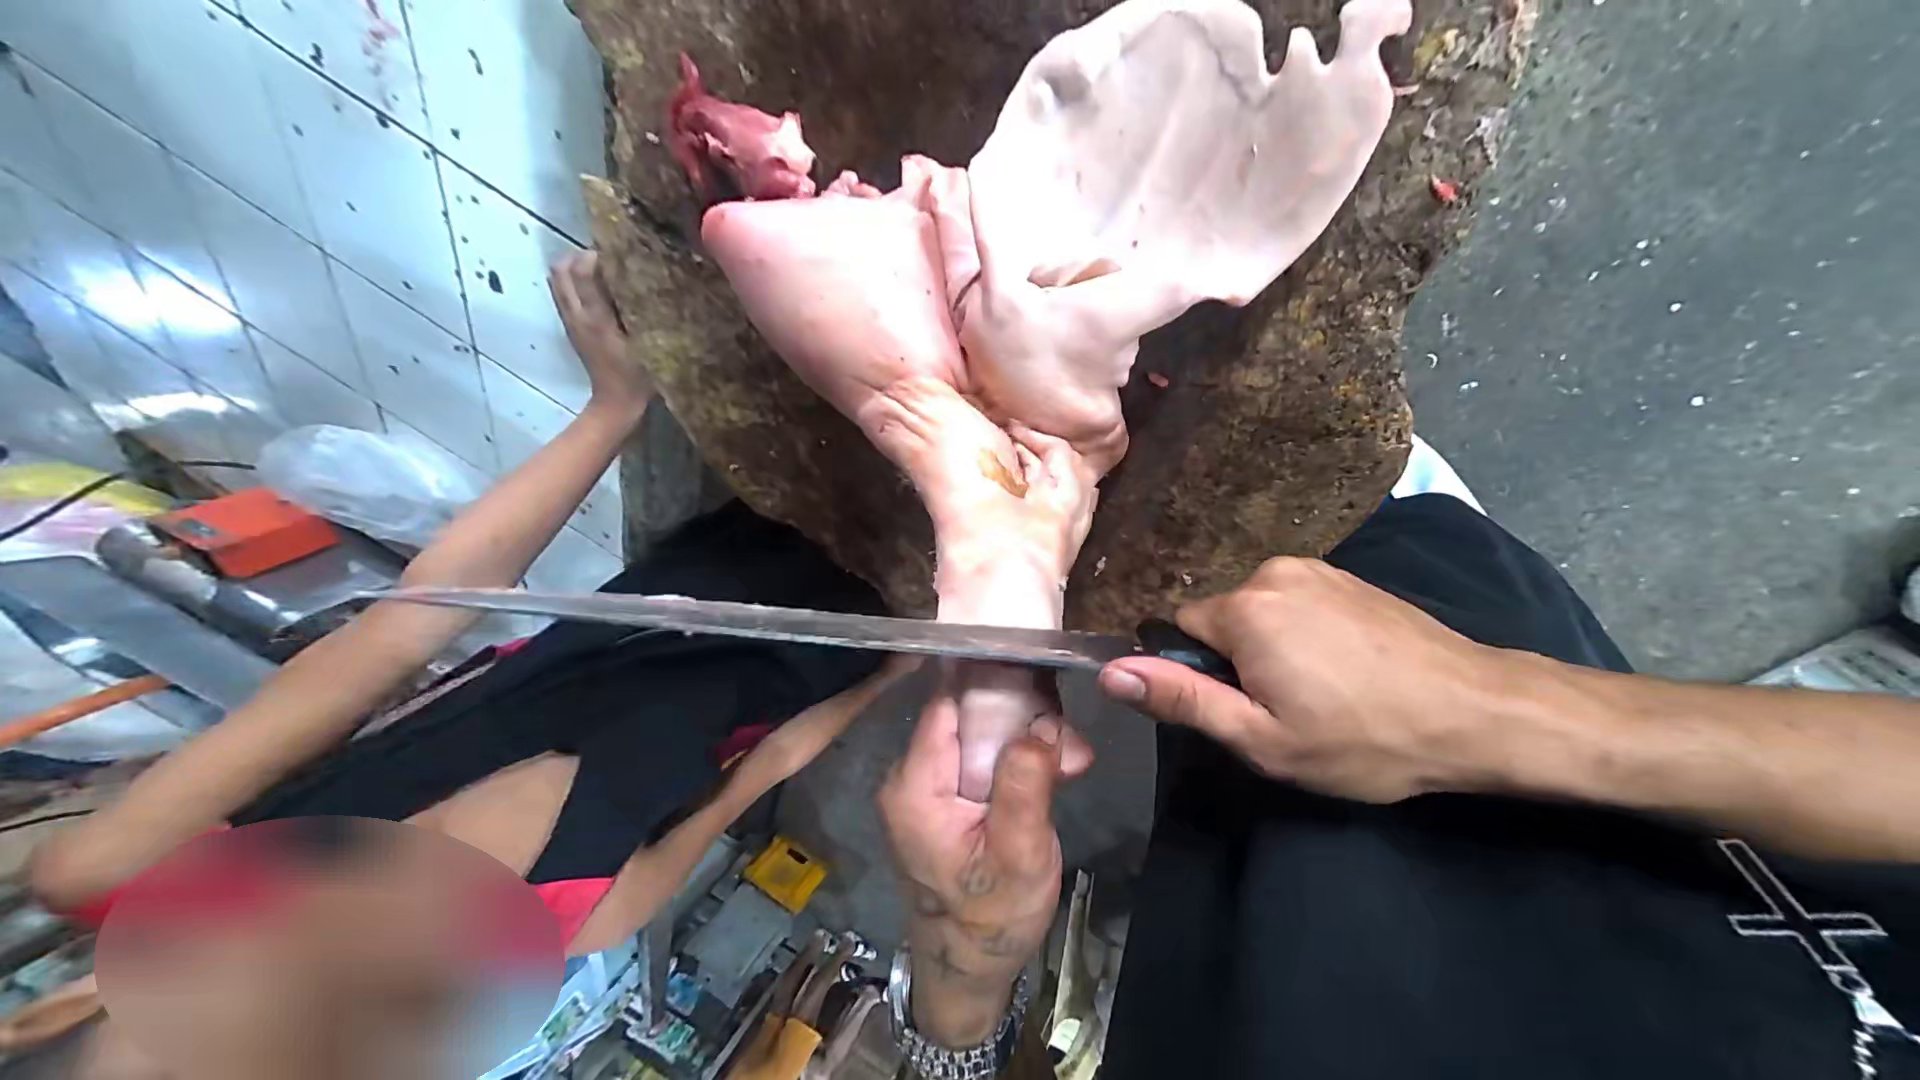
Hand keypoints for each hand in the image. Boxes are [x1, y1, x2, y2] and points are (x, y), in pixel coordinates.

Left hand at [550, 252, 653, 413]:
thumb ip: (638, 313)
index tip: (619, 254)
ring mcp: (570, 322)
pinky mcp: (571, 329)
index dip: (596, 256)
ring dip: (574, 270)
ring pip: (558, 282)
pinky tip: (595, 290)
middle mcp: (576, 315)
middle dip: (580, 258)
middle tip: (607, 260)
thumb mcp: (645, 344)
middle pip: (561, 271)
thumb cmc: (638, 377)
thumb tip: (639, 281)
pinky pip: (563, 295)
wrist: (616, 403)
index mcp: (595, 318)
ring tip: (600, 271)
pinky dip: (573, 284)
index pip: (582, 271)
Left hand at [877, 691, 1068, 1045]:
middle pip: (963, 715)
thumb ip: (1025, 785)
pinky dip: (1014, 756)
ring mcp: (925, 786)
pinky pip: (978, 758)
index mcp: (914, 785)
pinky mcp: (942, 797)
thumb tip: (1042, 721)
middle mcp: (909, 776)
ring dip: (1022, 735)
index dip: (988, 679)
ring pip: (976, 734)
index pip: (945, 704)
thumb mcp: (1018, 855)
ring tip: (1068, 750)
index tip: (1033, 661)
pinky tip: (1052, 763)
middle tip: (1066, 719)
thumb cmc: (991, 918)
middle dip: (1017, 710)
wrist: (968, 970)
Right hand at [1097, 557, 1513, 802]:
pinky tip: (1345, 665)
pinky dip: (1301, 630)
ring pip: (1256, 610)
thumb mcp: (1261, 737)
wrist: (1484, 714)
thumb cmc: (1363, 737)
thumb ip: (1180, 699)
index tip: (1244, 705)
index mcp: (1244, 608)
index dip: (1200, 673)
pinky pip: (1292, 601)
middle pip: (1219, 618)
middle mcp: (1271, 572)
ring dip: (1269, 645)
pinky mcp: (1346, 574)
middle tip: (1286, 706)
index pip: (1178, 629)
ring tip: (1321, 688)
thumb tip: (1109, 671)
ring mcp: (1314, 568)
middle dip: (1235, 659)